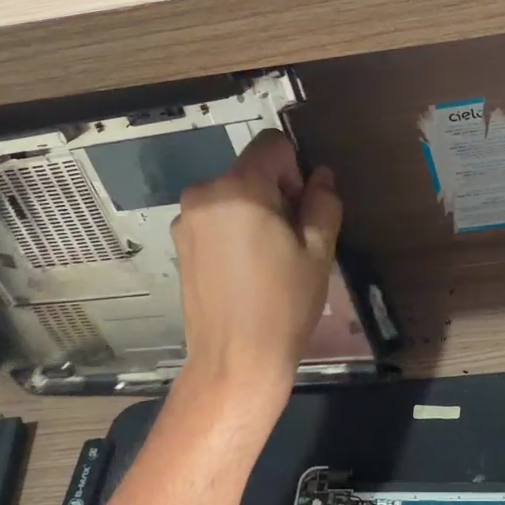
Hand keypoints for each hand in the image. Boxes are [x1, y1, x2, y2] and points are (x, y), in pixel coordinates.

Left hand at [171, 129, 340, 404]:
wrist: (235, 359)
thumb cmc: (284, 305)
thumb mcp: (318, 252)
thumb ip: (323, 204)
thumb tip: (322, 177)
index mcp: (239, 189)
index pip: (272, 144)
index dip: (296, 169)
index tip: (303, 209)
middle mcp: (204, 194)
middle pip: (251, 170)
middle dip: (277, 194)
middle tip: (293, 242)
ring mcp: (186, 220)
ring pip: (233, 195)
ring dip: (256, 214)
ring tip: (270, 261)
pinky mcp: (181, 244)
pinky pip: (216, 219)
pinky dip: (235, 232)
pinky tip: (247, 272)